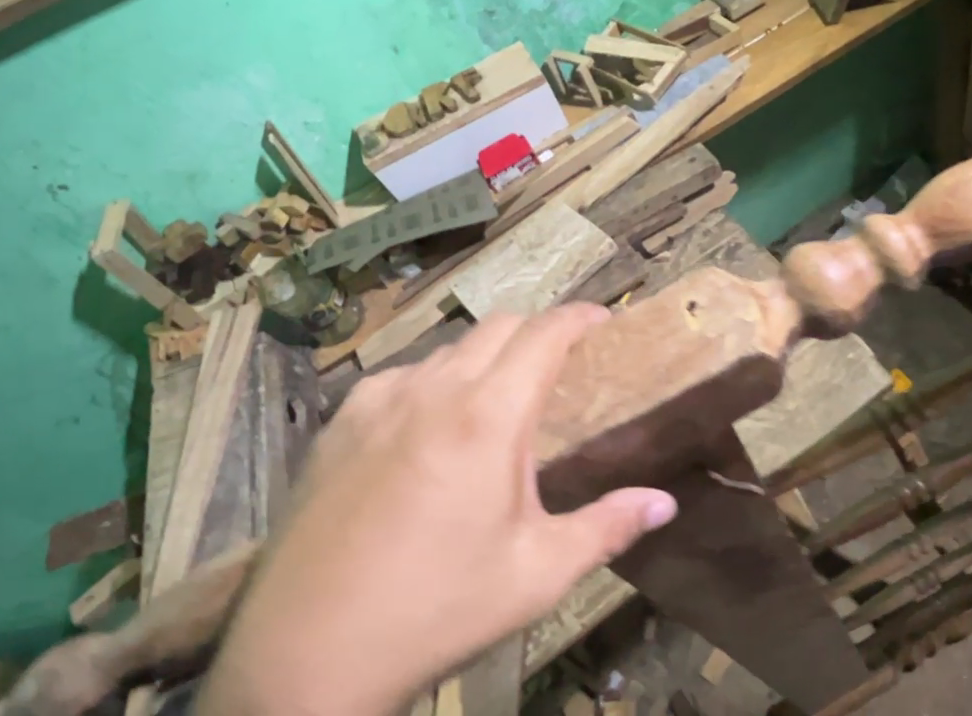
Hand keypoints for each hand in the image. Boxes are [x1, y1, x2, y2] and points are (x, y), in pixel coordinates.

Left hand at [199, 305, 678, 715]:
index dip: (581, 316)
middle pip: (499, 327)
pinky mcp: (338, 424)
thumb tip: (666, 503)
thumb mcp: (536, 575)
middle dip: (538, 332)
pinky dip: (432, 383)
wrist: (306, 655)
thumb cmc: (438, 609)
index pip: (545, 333)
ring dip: (484, 358)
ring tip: (497, 403)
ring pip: (447, 349)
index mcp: (488, 416)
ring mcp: (377, 402)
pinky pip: (400, 378)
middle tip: (561, 368)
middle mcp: (433, 390)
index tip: (605, 321)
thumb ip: (608, 527)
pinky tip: (429, 431)